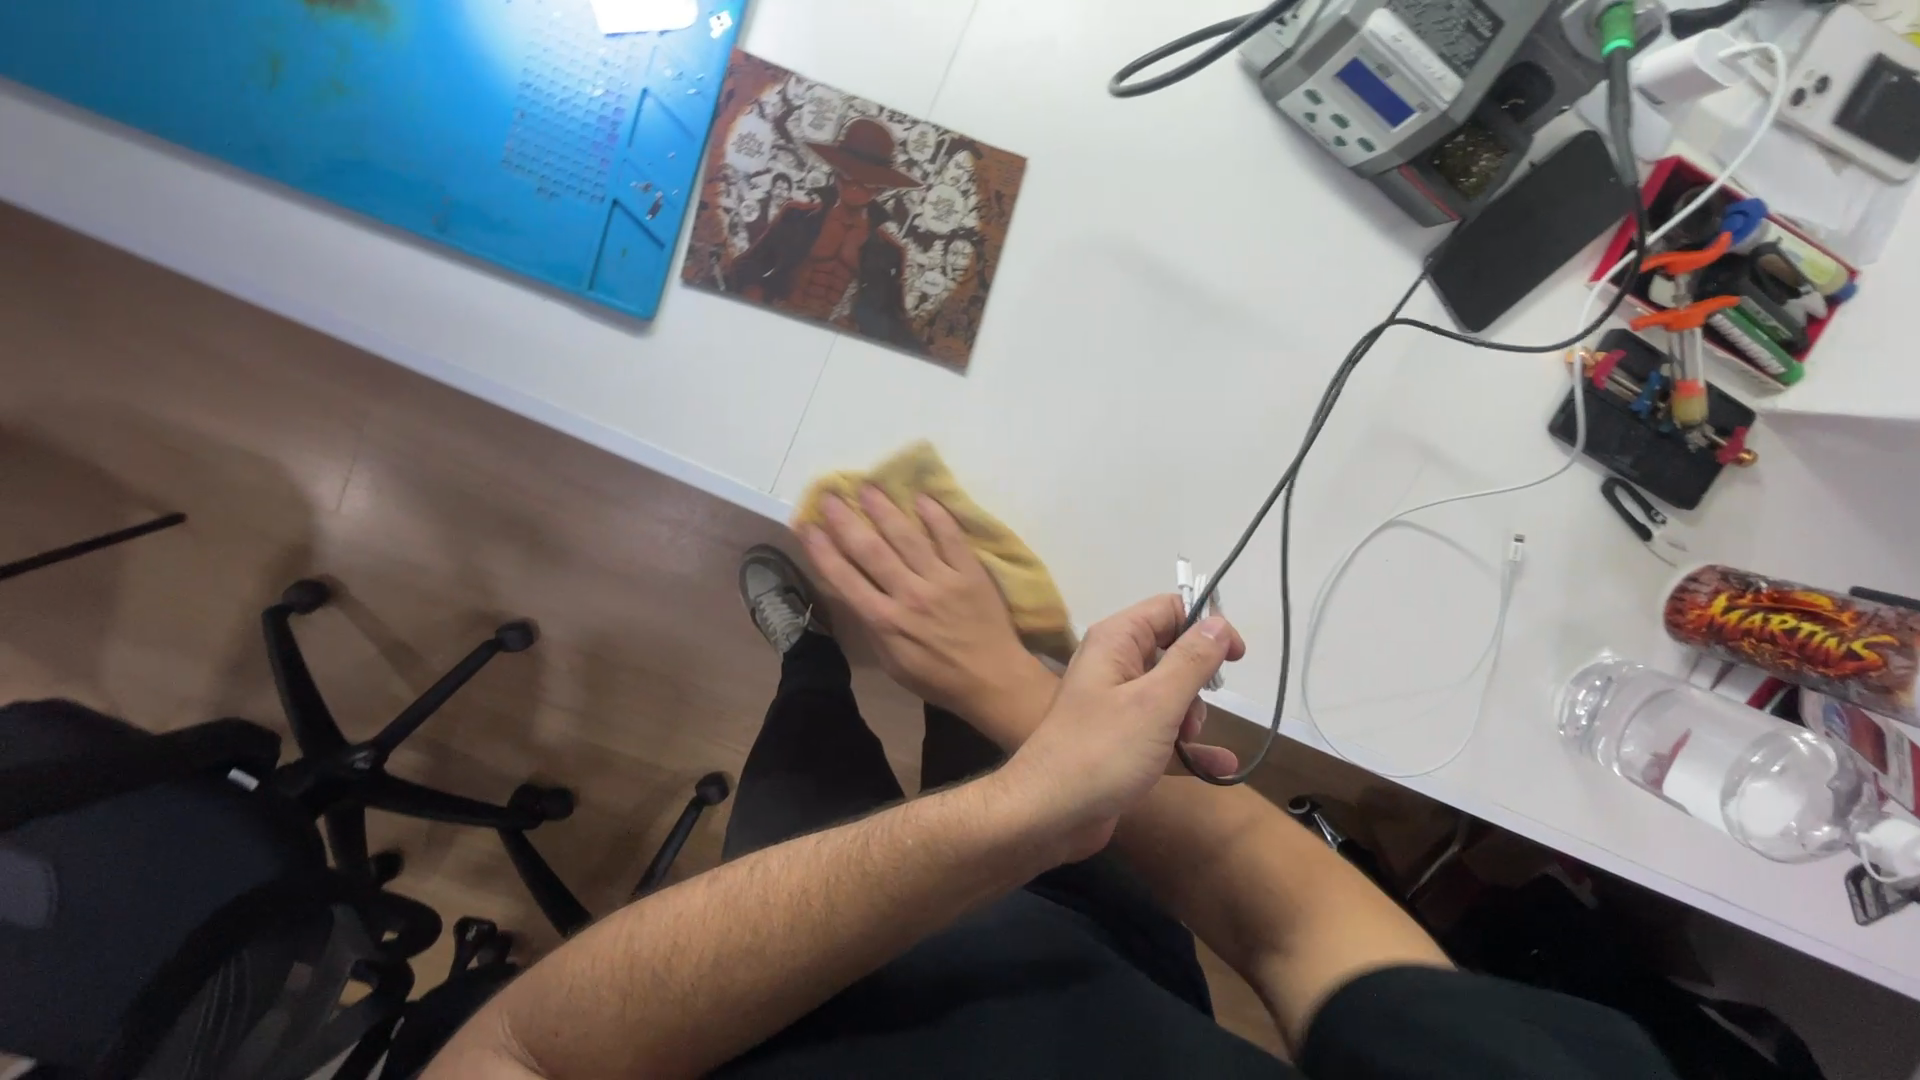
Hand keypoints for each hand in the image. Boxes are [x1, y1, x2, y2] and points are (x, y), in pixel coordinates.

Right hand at [798, 487, 1053, 733]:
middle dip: (846, 521)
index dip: (822, 550)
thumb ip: (873, 627)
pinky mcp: (970, 573)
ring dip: (884, 510)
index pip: (845, 578)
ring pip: (907, 537)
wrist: (992, 680)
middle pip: (871, 550)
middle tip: (831, 495)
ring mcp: (941, 581)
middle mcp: (909, 596)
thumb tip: (854, 594)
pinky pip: (951, 538)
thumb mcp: (893, 663)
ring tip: (868, 487)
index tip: (807, 525)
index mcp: (885, 622)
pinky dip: (936, 516)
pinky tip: (921, 497)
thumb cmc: (938, 677)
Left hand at [1001, 595, 1243, 861]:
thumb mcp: (1155, 702)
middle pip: (1172, 652)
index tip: (1235, 655)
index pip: (1168, 609)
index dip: (1204, 625)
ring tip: (1187, 739)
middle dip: (1197, 679)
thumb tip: (1220, 623)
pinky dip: (1188, 746)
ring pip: (1170, 695)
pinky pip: (1164, 733)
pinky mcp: (1120, 741)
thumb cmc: (1102, 751)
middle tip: (1196, 709)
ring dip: (1191, 716)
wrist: (1048, 813)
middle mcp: (1112, 665)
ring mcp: (1115, 704)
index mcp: (1115, 641)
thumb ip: (1192, 661)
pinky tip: (1220, 766)